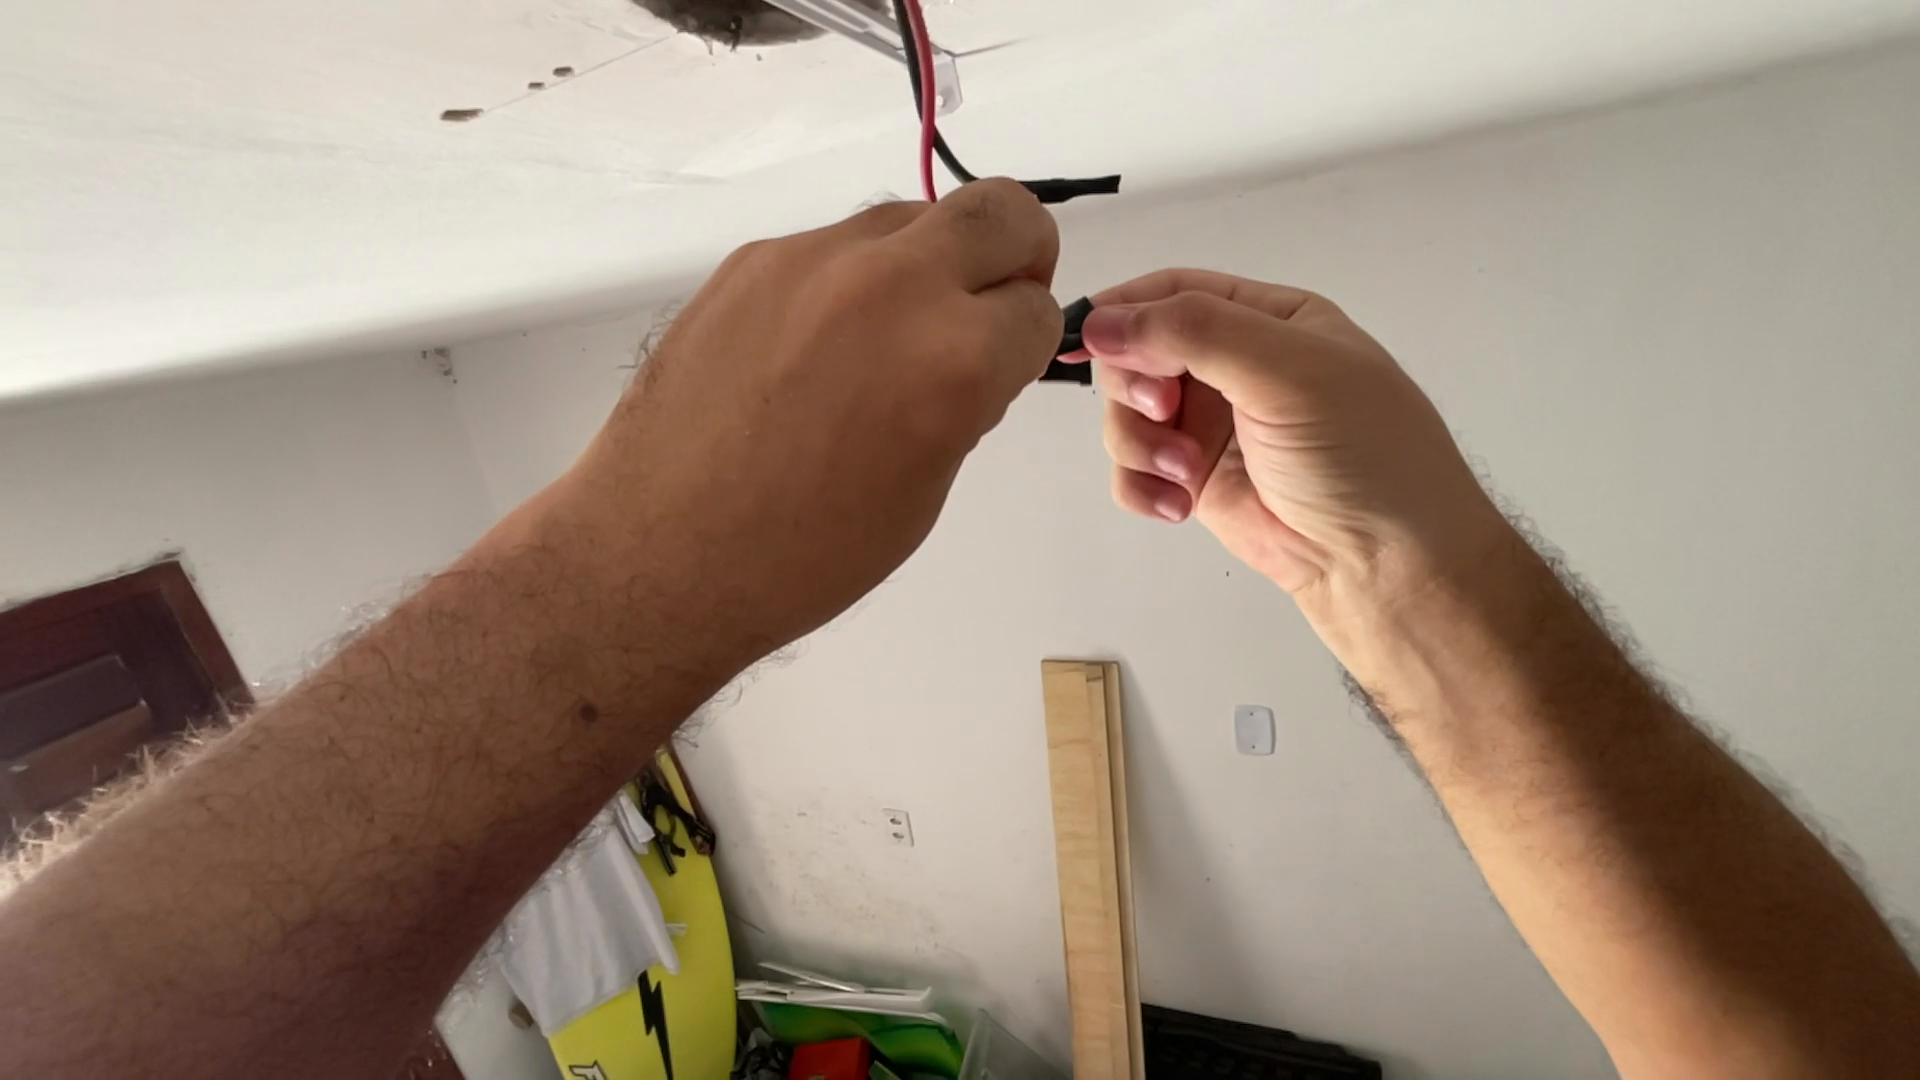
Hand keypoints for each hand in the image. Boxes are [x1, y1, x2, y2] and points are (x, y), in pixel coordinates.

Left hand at [549, 180, 1062, 667]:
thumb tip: (977, 355)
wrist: (665, 553)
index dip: (1028, 347)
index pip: (1037, 311)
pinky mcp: (753, 259)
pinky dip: (854, 283)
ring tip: (885, 342)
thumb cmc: (809, 556)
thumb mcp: (925, 490)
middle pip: (1003, 213)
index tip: (1005, 371)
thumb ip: (968, 403)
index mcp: (955, 360)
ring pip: (916, 220)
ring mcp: (814, 258)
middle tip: (985, 312)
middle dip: (1018, 258)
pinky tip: (815, 350)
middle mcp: (893, 285)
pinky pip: (837, 245)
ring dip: (929, 267)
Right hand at [1072, 269, 1502, 595]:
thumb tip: (1098, 323)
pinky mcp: (1188, 479)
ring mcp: (1205, 426)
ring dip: (1140, 445)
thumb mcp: (1287, 372)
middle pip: (1136, 354)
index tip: (1082, 340)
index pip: (1175, 293)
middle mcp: (1228, 368)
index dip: (1122, 310)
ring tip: (1184, 474)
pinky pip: (1131, 471)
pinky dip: (1141, 487)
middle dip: (1136, 387)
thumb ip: (1194, 334)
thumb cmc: (1356, 451)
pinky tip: (1177, 506)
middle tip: (1162, 412)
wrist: (1377, 560)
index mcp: (1264, 320)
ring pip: (1125, 416)